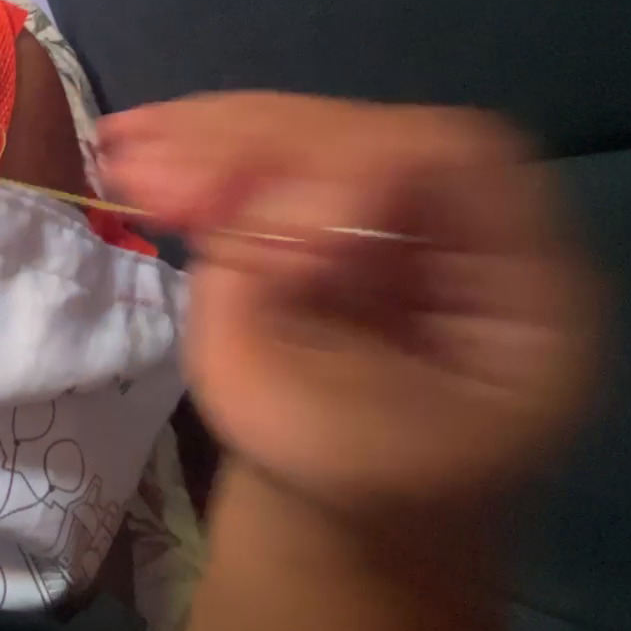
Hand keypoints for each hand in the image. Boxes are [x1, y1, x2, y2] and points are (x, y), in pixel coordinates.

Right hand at [99, 93, 599, 528]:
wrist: (353, 497)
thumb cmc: (343, 480)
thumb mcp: (302, 418)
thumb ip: (265, 311)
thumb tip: (226, 208)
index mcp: (515, 283)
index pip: (446, 160)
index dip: (336, 165)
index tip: (234, 212)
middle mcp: (454, 225)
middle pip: (354, 132)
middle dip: (236, 140)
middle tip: (136, 150)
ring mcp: (387, 215)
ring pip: (299, 135)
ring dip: (198, 134)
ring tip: (116, 139)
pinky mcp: (323, 217)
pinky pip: (260, 166)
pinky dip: (190, 155)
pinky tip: (130, 153)